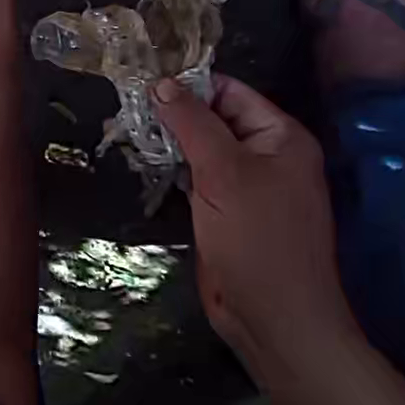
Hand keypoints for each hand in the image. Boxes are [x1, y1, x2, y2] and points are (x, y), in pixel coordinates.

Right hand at [152, 74, 356, 377]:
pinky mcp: (225, 208)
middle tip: (126, 107)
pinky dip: (171, 165)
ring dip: (167, 140)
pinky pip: (196, 174)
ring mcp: (245, 183)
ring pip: (200, 146)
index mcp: (279, 136)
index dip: (188, 85)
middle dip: (172, 112)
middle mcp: (265, 154)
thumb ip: (191, 122)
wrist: (273, 321)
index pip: (229, 92)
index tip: (143, 84)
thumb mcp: (223, 171)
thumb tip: (161, 83)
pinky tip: (142, 159)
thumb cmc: (257, 238)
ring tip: (125, 127)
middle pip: (212, 117)